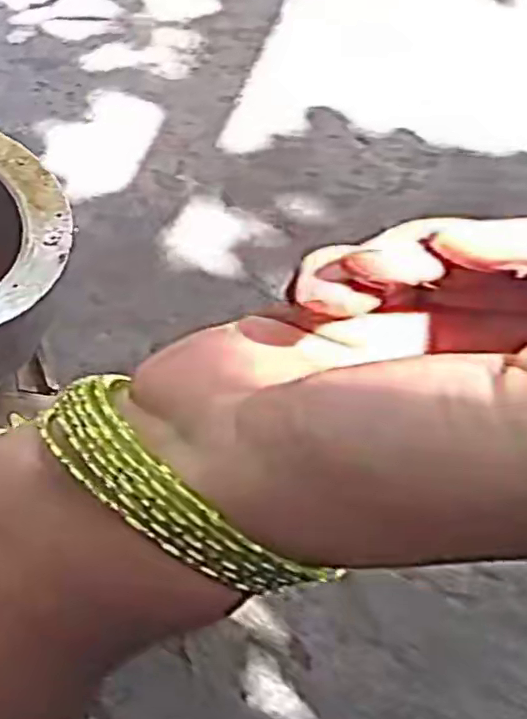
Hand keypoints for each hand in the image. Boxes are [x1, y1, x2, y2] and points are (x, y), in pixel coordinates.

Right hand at [128, 218, 526, 566]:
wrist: (222, 457)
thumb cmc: (382, 471)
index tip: (507, 260)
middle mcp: (501, 372)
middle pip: (521, 271)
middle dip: (486, 247)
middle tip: (453, 251)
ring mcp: (414, 345)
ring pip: (441, 255)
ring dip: (403, 252)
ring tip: (373, 276)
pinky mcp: (331, 323)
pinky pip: (353, 265)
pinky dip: (334, 269)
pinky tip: (322, 302)